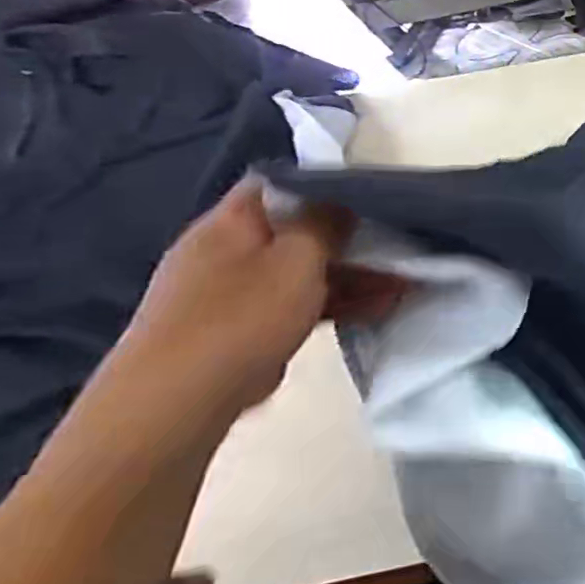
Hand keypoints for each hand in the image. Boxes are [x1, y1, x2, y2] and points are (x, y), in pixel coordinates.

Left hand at [108, 180, 400, 418]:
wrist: (179, 399)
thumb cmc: (240, 317)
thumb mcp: (295, 260)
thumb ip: (323, 224)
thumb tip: (341, 197)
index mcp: (229, 225)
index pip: (277, 186)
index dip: (325, 184)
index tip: (373, 194)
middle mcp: (227, 252)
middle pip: (298, 231)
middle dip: (352, 238)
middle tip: (400, 244)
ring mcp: (235, 291)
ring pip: (305, 270)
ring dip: (355, 275)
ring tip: (404, 284)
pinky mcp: (247, 326)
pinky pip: (301, 302)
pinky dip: (338, 301)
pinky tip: (379, 308)